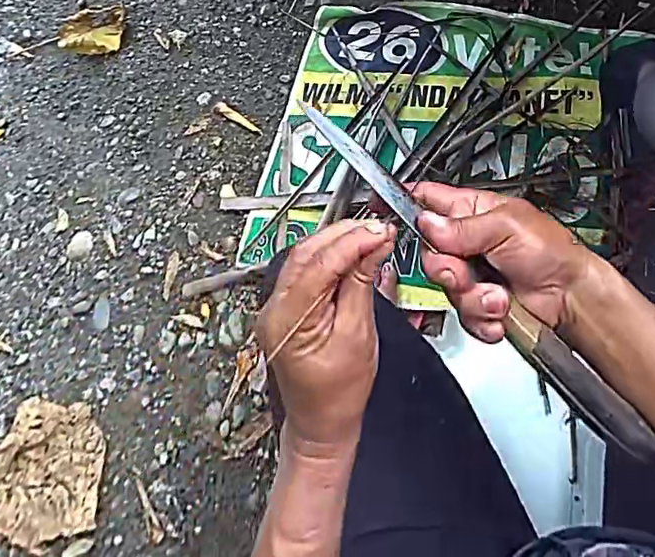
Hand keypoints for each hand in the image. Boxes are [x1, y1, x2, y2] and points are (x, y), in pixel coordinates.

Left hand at [256, 219, 396, 448]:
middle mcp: (274, 309)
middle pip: (308, 252)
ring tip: (371, 236)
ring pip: (306, 255)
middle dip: (347, 234)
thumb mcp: (359, 335)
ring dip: (340, 240)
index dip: (354, 242)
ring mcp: (277, 306)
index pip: (320, 263)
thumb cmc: (338, 393)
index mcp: (287, 321)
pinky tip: (353, 251)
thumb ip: (362, 284)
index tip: (380, 232)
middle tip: (379, 229)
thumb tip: (375, 245)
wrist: (322, 424)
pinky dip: (333, 254)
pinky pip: (307, 268)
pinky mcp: (288, 305)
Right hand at [410, 181, 603, 342]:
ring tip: (499, 293)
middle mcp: (468, 241)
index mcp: (473, 210)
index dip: (404, 200)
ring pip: (446, 289)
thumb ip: (463, 228)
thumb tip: (428, 222)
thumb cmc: (550, 249)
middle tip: (466, 271)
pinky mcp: (479, 302)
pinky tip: (502, 308)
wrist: (570, 295)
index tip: (380, 205)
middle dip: (447, 270)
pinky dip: (483, 317)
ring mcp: (473, 273)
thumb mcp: (506, 227)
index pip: (428, 199)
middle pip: (430, 254)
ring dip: (473, 297)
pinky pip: (462, 315)